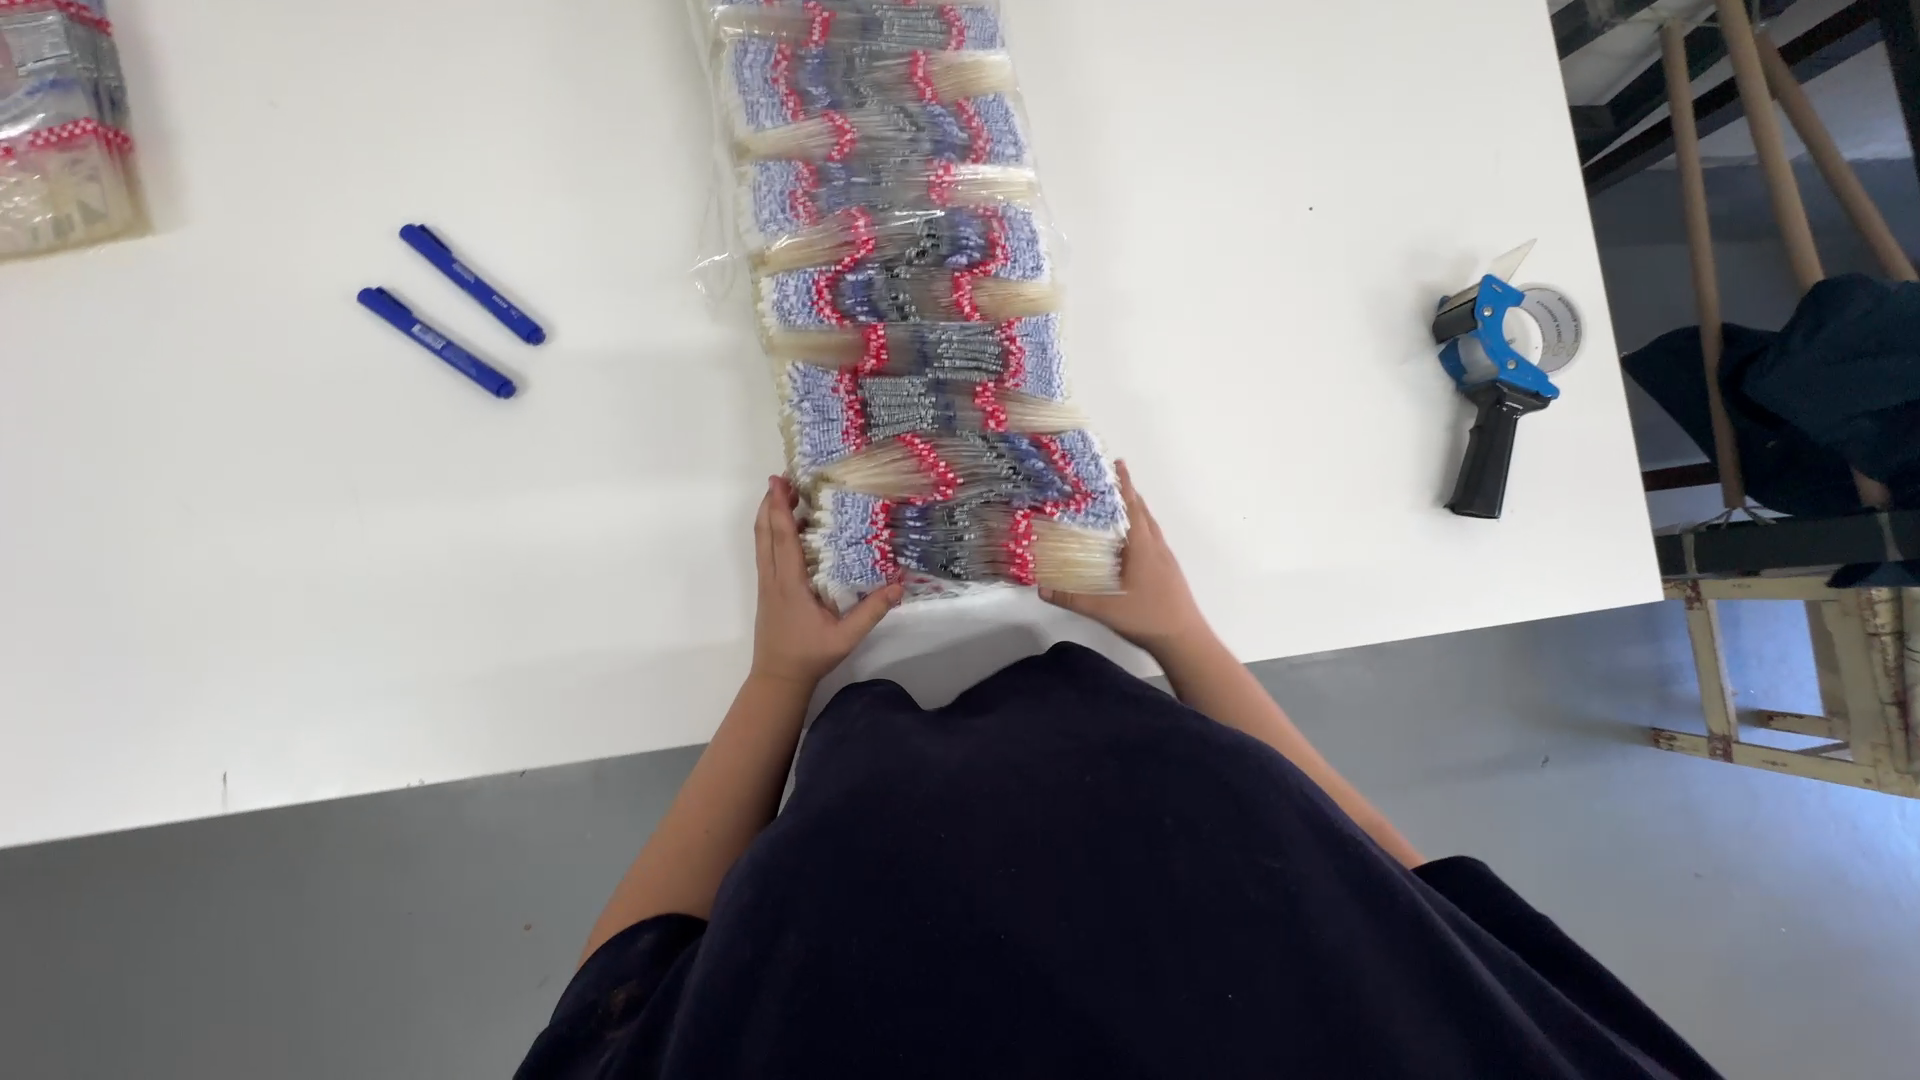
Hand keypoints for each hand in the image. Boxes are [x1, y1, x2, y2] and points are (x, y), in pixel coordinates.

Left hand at [751, 475, 902, 686]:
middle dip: (771, 503)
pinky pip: (765, 553)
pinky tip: (788, 531)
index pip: (782, 538)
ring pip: (760, 542)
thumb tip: (899, 585)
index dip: (780, 507)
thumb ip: (871, 611)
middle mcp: (773, 579)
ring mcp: (767, 585)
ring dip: (769, 516)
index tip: (779, 482)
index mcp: (790, 584)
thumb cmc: (810, 656)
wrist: (778, 678)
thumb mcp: (846, 637)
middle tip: (783, 479)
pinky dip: (771, 533)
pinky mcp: (767, 591)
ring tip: (784, 496)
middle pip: (764, 532)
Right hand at [1041, 461, 1210, 654]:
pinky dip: (1142, 531)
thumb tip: (1041, 588)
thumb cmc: (1147, 618)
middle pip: (1144, 514)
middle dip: (1130, 495)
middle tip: (1114, 481)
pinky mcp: (1170, 573)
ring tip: (1122, 507)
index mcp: (1143, 549)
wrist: (1185, 640)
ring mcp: (1166, 561)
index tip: (1119, 465)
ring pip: (1152, 528)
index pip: (1133, 509)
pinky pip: (1154, 541)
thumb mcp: (1105, 610)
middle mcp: (1157, 549)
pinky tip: (1132, 544)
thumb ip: (1073, 598)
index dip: (1125, 486)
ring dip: (1138, 513)